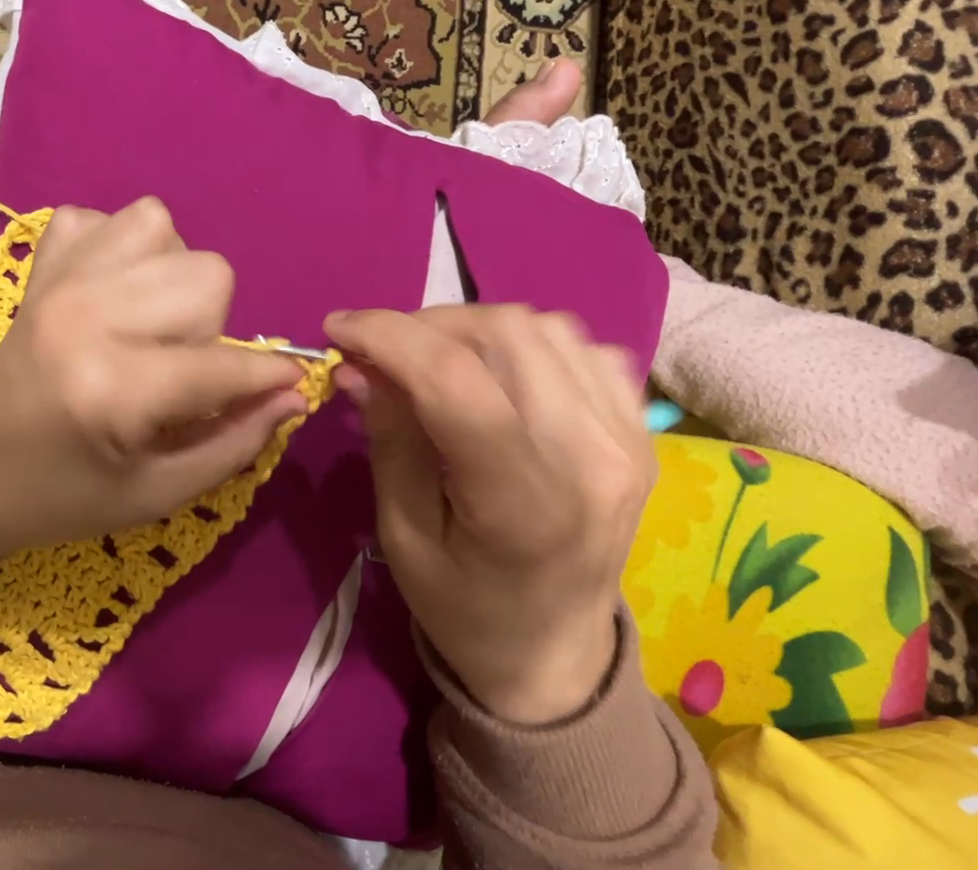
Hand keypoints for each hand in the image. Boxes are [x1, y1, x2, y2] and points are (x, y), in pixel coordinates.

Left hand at [0, 197, 307, 559]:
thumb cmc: (63, 495)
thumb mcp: (155, 494)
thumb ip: (233, 442)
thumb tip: (294, 394)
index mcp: (113, 387)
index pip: (222, 363)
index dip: (269, 376)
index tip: (289, 383)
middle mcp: (87, 315)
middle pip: (206, 273)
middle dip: (213, 327)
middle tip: (182, 368)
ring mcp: (57, 279)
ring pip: (158, 226)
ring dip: (172, 274)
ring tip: (151, 322)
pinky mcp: (38, 265)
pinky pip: (100, 218)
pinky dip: (120, 247)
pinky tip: (112, 293)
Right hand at [325, 305, 655, 724]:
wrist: (554, 652)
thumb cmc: (461, 605)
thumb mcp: (402, 534)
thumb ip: (390, 441)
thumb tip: (361, 365)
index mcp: (524, 502)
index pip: (455, 379)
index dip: (387, 336)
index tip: (337, 329)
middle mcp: (591, 458)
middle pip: (504, 334)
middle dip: (424, 325)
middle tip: (380, 352)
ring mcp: (628, 440)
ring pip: (544, 327)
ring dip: (471, 327)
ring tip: (430, 360)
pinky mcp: (640, 433)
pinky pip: (582, 347)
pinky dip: (525, 344)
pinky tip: (494, 375)